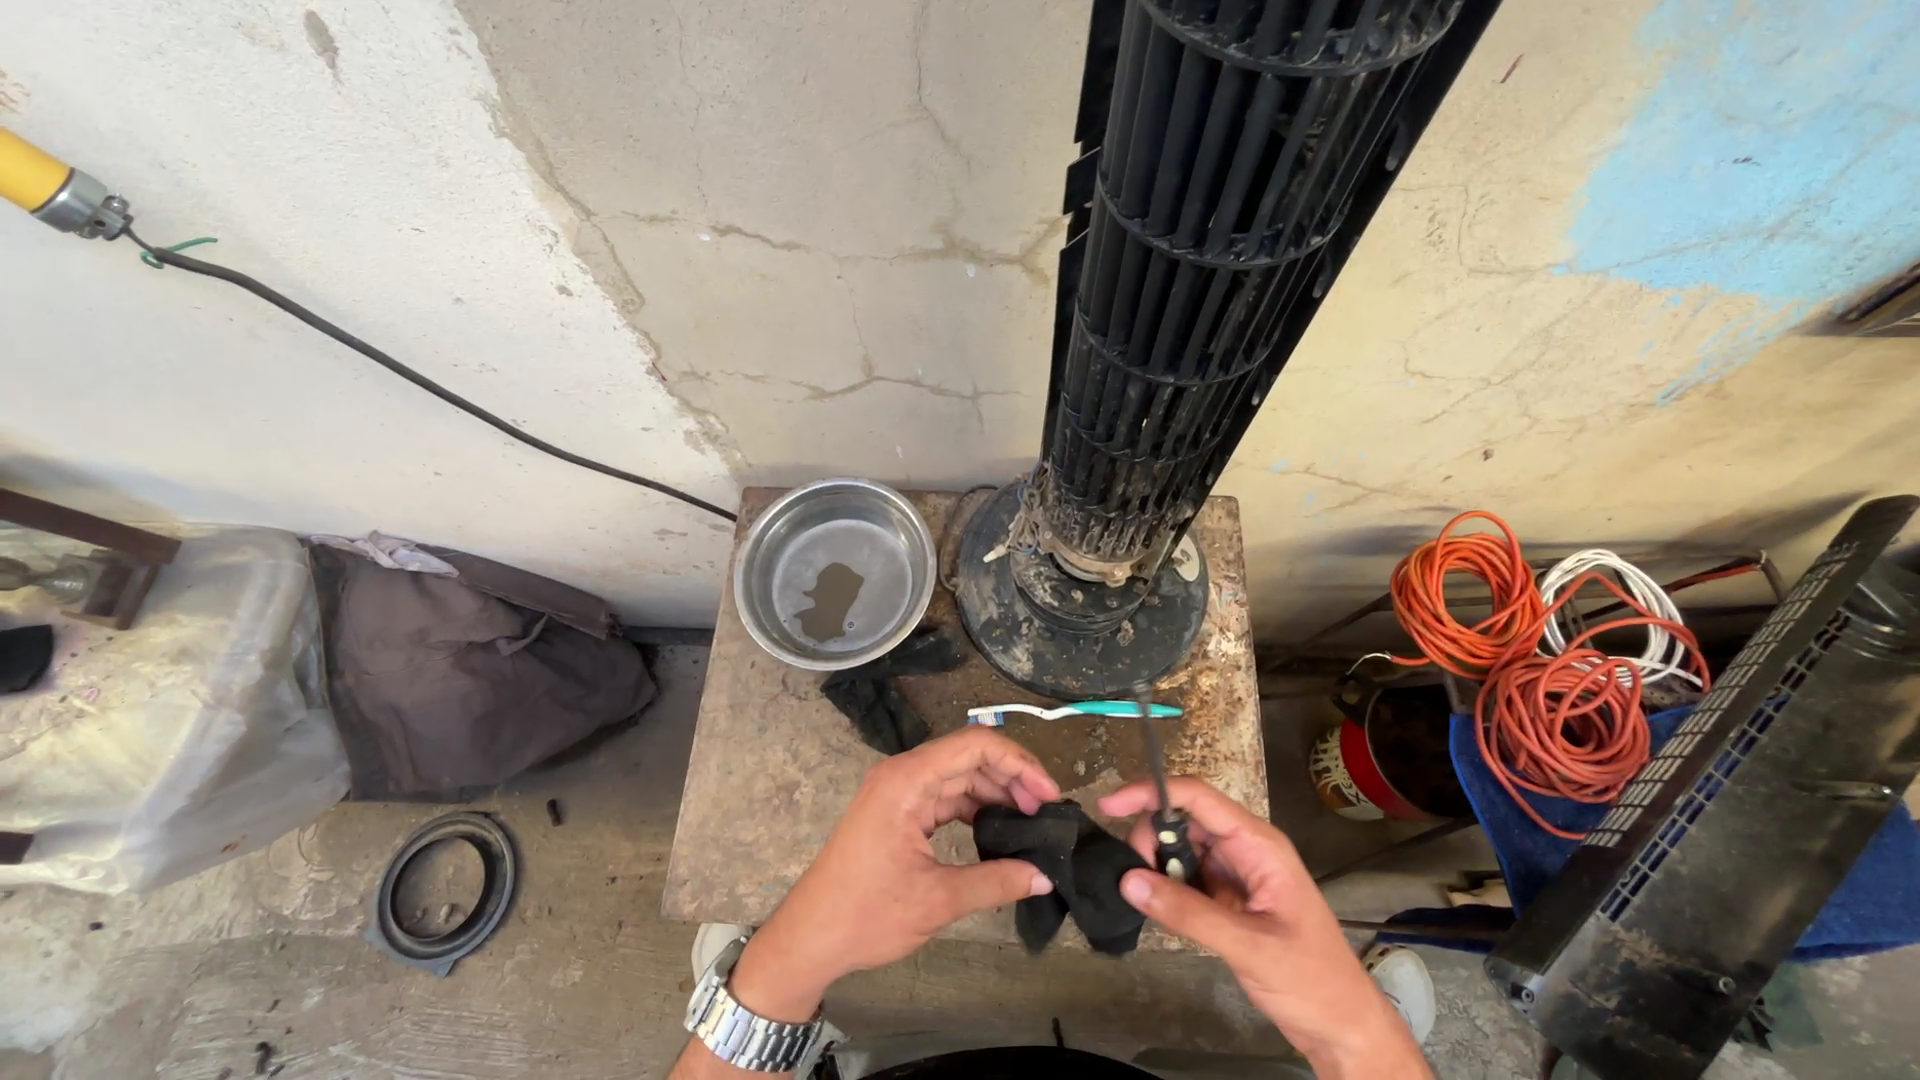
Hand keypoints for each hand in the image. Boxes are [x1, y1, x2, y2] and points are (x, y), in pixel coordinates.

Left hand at [728, 727, 1060, 1022]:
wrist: (809, 938)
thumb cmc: (866, 916)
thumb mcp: (938, 901)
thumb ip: (996, 882)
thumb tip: (1044, 877)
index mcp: (907, 781)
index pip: (975, 745)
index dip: (1019, 763)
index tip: (1049, 794)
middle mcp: (902, 775)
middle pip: (969, 756)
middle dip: (1012, 778)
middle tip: (1047, 812)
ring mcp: (897, 791)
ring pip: (958, 776)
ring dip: (995, 793)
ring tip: (1030, 821)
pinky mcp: (897, 810)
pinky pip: (944, 796)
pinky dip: (974, 807)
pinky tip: (998, 828)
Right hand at [1099, 778, 1429, 1079]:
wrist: (1344, 1028)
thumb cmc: (1312, 981)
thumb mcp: (1250, 947)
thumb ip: (1188, 913)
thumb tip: (1129, 880)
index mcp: (1259, 845)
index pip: (1197, 798)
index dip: (1151, 793)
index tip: (1110, 805)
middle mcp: (1246, 850)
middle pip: (1184, 820)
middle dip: (1151, 838)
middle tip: (1135, 877)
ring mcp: (1237, 873)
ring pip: (1182, 848)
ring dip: (1158, 865)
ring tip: (1149, 898)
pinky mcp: (1229, 898)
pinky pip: (1188, 877)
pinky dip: (1168, 887)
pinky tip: (1161, 908)